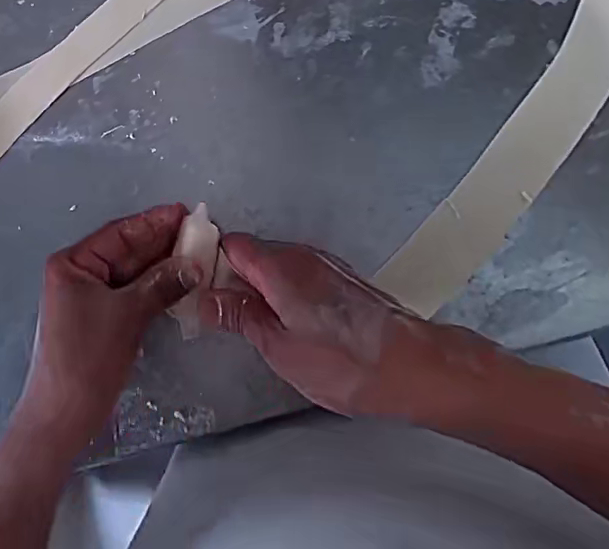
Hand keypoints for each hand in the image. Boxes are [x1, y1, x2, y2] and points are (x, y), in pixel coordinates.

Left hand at [15, 203, 201, 448]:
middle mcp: (78, 274)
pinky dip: (155, 285)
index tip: (183, 212)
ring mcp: (89, 296)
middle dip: (160, 241)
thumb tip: (194, 264)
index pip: (118, 234)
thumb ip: (161, 284)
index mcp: (72, 264)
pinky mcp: (101, 317)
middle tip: (196, 230)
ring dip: (161, 263)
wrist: (63, 419)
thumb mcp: (128, 315)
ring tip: (195, 250)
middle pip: (125, 250)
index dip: (152, 222)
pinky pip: (132, 291)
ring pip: (131, 271)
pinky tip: (179, 279)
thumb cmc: (87, 359)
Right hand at [201, 234, 504, 418]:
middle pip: (251, 252)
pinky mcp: (338, 276)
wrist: (412, 365)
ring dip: (257, 286)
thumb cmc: (341, 362)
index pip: (230, 243)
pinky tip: (286, 322)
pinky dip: (281, 290)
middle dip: (231, 277)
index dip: (209, 261)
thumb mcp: (280, 347)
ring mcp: (321, 263)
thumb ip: (240, 316)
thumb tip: (203, 296)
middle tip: (219, 316)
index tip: (197, 289)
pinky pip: (296, 272)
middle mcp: (299, 253)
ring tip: (251, 325)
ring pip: (274, 264)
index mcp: (278, 265)